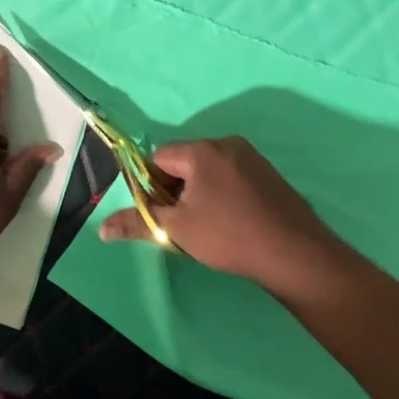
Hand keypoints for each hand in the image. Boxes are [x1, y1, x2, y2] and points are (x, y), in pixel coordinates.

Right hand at [99, 136, 349, 299]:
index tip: (161, 213)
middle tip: (183, 223)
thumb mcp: (177, 231)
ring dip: (200, 192)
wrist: (296, 255)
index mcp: (201, 150)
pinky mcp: (269, 173)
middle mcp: (226, 143)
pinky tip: (232, 222)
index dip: (152, 185)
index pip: (159, 157)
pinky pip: (231, 176)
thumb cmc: (230, 237)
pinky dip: (223, 193)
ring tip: (208, 226)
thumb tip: (101, 228)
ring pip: (209, 170)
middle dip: (176, 189)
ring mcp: (252, 157)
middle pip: (184, 161)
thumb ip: (137, 222)